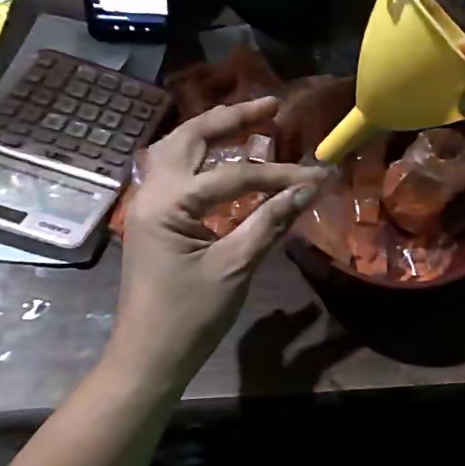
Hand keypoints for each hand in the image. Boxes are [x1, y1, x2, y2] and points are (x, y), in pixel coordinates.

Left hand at [106, 97, 330, 388]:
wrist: (147, 358)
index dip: (280, 174)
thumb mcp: (234, 268)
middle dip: (231, 119)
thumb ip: (270, 222)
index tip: (318, 174)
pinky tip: (223, 160)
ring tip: (248, 123)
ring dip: (211, 133)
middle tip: (270, 107)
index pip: (233, 174)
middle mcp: (151, 193)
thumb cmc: (188, 317)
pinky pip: (174, 173)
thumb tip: (310, 187)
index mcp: (167, 203)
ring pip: (175, 151)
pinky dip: (200, 158)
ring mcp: (147, 205)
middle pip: (189, 138)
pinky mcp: (152, 220)